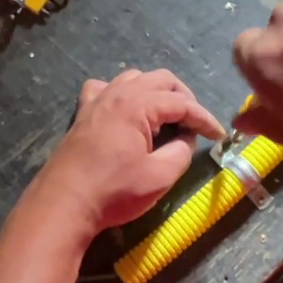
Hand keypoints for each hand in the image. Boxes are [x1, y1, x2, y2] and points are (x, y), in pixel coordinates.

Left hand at [27, 70, 225, 240]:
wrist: (64, 204)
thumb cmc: (113, 192)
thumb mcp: (159, 176)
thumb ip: (181, 152)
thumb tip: (186, 139)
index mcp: (137, 104)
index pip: (181, 103)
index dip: (204, 118)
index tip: (218, 135)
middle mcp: (116, 93)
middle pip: (160, 79)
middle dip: (183, 97)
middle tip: (195, 123)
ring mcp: (96, 100)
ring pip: (133, 79)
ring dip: (155, 92)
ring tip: (166, 116)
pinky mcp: (83, 113)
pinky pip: (105, 89)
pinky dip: (122, 93)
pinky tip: (126, 111)